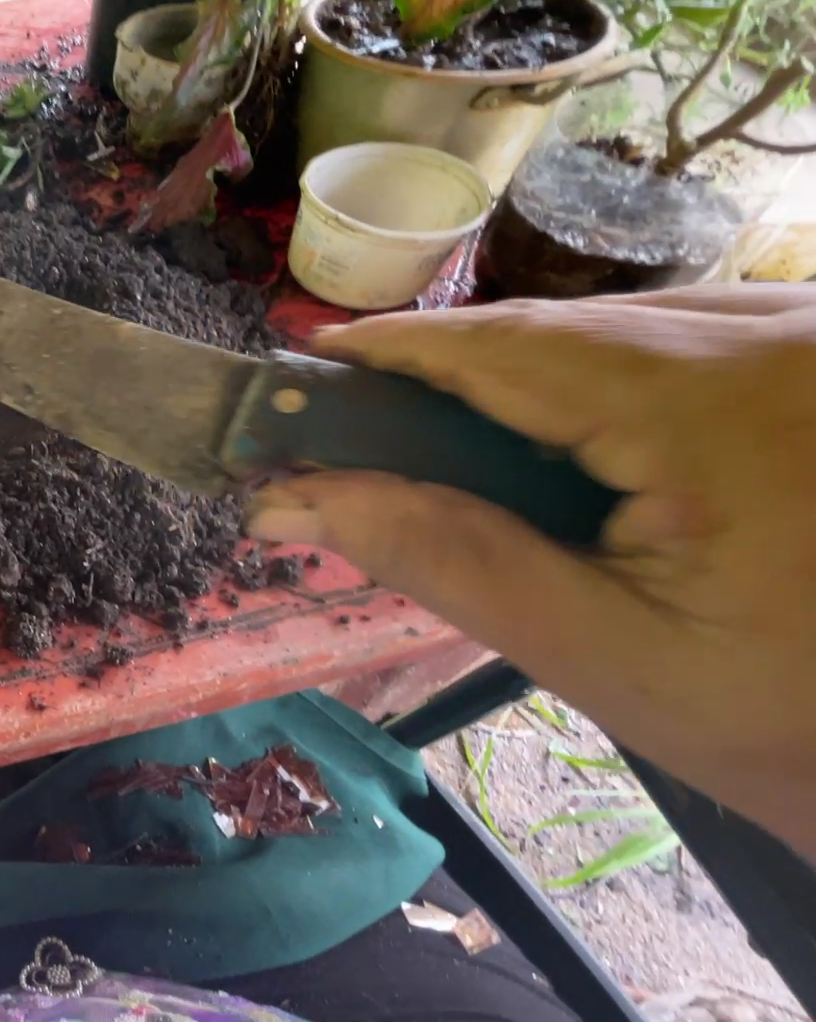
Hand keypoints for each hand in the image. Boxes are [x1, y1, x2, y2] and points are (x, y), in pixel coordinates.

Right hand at [247, 284, 815, 850]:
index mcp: (734, 410)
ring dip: (504, 374)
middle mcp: (792, 337)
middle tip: (351, 418)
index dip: (396, 347)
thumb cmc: (798, 721)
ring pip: (610, 329)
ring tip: (427, 430)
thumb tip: (286, 500)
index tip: (308, 358)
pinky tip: (541, 431)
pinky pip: (669, 343)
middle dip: (440, 368)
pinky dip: (578, 378)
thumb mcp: (601, 655)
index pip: (514, 345)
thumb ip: (441, 560)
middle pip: (559, 329)